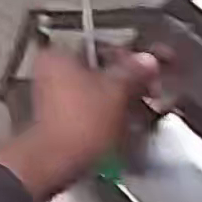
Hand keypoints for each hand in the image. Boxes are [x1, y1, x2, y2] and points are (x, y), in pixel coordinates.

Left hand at [0, 46, 160, 200]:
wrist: (59, 156)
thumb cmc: (84, 118)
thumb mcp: (116, 90)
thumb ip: (134, 71)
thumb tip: (148, 58)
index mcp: (57, 55)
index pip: (100, 46)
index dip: (130, 57)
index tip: (153, 69)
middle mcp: (48, 68)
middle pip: (97, 67)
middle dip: (129, 79)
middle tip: (153, 92)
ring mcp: (50, 91)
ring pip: (95, 87)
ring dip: (122, 96)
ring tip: (144, 108)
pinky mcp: (57, 112)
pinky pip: (88, 103)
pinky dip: (107, 109)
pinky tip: (127, 121)